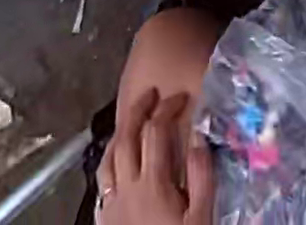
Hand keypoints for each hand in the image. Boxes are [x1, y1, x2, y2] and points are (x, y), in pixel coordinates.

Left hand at [96, 90, 213, 224]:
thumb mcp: (202, 216)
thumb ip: (201, 174)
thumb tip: (198, 135)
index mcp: (153, 184)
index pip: (156, 131)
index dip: (167, 107)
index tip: (180, 97)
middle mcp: (126, 189)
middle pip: (125, 138)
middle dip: (138, 110)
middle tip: (151, 93)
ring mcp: (111, 206)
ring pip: (107, 159)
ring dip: (120, 133)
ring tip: (132, 119)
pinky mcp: (104, 221)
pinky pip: (102, 182)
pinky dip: (110, 160)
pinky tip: (119, 161)